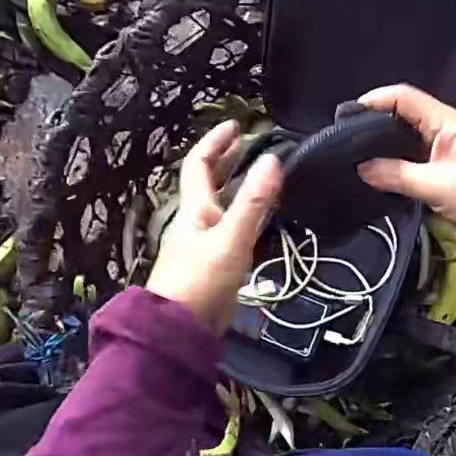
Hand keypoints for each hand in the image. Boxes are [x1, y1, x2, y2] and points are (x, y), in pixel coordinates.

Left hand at [146, 119, 282, 331]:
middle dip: (230, 160)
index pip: (200, 164)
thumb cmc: (200, 281)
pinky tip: (266, 220)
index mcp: (195, 209)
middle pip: (212, 182)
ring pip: (225, 207)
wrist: (182, 331)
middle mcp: (198, 221)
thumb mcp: (230, 239)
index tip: (236, 125)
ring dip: (242, 188)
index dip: (216, 141)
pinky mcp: (217, 265)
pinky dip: (250, 217)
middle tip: (254, 145)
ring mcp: (206, 244)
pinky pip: (235, 230)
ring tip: (267, 176)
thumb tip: (272, 161)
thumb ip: (253, 203)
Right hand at [357, 84, 455, 231]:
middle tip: (346, 137)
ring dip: (383, 143)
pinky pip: (412, 156)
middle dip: (374, 122)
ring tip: (355, 153)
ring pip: (406, 137)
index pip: (404, 97)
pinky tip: (378, 171)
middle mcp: (444, 129)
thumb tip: (361, 168)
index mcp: (447, 122)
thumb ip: (397, 175)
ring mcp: (444, 149)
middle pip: (402, 114)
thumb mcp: (439, 185)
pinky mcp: (444, 168)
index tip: (348, 115)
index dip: (375, 100)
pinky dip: (394, 160)